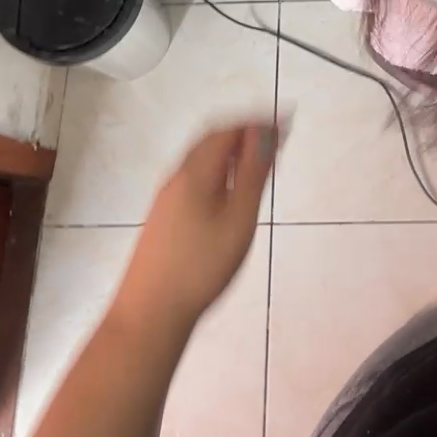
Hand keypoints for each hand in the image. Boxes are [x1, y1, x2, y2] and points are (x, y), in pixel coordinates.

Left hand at [114, 121, 278, 330]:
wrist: (149, 314)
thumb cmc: (202, 266)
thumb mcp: (238, 218)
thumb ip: (252, 173)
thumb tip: (264, 133)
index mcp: (195, 172)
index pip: (228, 130)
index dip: (258, 122)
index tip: (286, 124)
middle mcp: (176, 177)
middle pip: (211, 140)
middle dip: (245, 133)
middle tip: (276, 140)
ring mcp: (166, 198)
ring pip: (200, 160)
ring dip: (231, 152)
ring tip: (259, 163)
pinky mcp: (163, 218)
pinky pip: (194, 178)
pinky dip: (218, 170)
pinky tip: (229, 192)